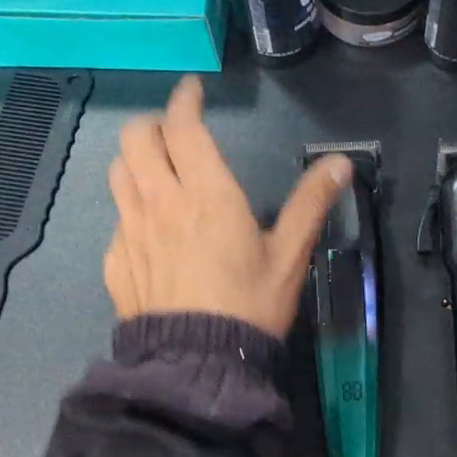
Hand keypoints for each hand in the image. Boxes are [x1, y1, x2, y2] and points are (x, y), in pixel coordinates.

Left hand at [105, 76, 352, 338]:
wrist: (196, 367)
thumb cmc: (249, 304)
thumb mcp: (290, 254)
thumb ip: (311, 203)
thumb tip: (340, 163)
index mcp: (206, 193)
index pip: (184, 127)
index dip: (185, 100)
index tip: (194, 90)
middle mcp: (160, 202)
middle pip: (136, 139)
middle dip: (155, 124)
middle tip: (179, 132)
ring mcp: (130, 231)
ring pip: (119, 172)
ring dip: (137, 159)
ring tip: (160, 169)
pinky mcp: (116, 260)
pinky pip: (117, 216)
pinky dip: (132, 205)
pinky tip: (152, 227)